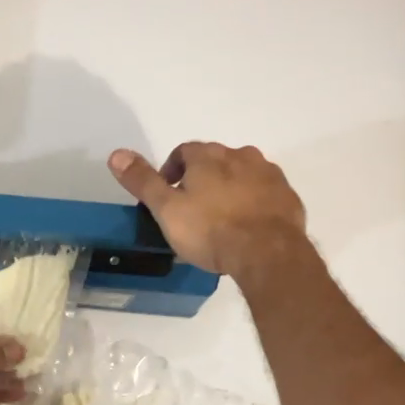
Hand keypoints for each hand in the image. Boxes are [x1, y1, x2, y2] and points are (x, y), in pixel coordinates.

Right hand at [107, 143, 307, 277]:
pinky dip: (253, 203)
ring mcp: (269, 175)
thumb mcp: (166, 209)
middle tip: (192, 209)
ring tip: (221, 219)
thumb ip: (142, 181)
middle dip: (202, 179)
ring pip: (243, 174)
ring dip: (230, 188)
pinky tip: (246, 227)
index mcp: (208, 156)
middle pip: (215, 161)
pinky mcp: (288, 196)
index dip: (171, 171)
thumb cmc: (210, 230)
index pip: (183, 151)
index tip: (167, 195)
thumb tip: (116, 153)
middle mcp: (241, 156)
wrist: (267, 252)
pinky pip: (264, 193)